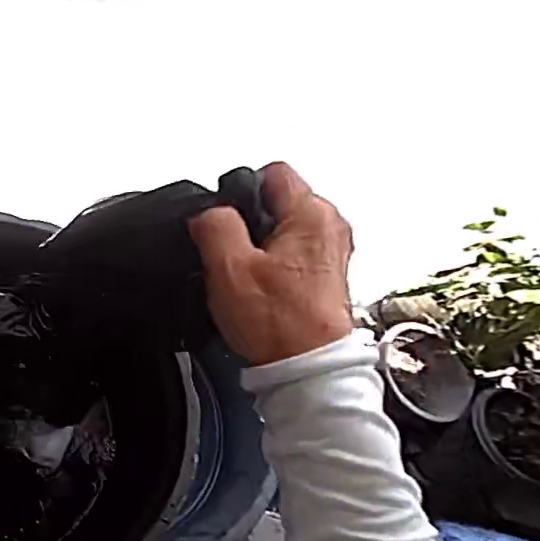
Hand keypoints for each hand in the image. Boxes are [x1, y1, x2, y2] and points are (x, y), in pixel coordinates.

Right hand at [189, 162, 354, 365]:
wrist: (306, 366)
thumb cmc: (279, 322)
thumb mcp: (228, 268)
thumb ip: (214, 227)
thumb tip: (207, 214)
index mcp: (312, 213)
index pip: (270, 174)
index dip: (236, 194)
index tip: (224, 225)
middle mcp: (330, 227)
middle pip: (276, 205)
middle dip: (247, 227)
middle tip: (231, 260)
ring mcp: (332, 253)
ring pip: (282, 233)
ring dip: (258, 252)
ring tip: (245, 281)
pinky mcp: (326, 277)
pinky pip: (290, 258)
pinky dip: (272, 270)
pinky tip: (260, 294)